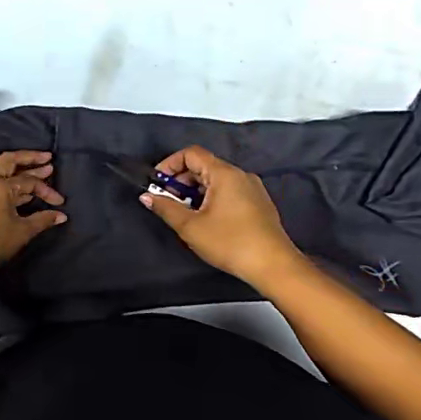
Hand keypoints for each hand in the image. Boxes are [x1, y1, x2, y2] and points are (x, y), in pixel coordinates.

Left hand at [0, 149, 67, 287]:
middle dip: (30, 159)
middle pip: (10, 161)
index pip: (28, 181)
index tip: (60, 202)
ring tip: (41, 171)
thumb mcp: (23, 231)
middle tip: (48, 158)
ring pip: (2, 170)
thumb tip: (62, 215)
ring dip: (20, 170)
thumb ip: (43, 219)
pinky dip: (10, 182)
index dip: (46, 191)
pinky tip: (24, 190)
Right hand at [141, 145, 307, 285]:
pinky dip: (211, 197)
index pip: (191, 154)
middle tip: (166, 201)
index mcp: (224, 174)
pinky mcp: (258, 203)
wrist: (273, 266)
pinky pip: (229, 190)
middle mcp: (240, 175)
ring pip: (216, 179)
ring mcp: (252, 188)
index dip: (169, 164)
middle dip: (181, 180)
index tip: (157, 183)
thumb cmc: (230, 242)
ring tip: (184, 213)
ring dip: (195, 191)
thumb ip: (165, 207)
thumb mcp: (190, 226)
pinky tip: (205, 219)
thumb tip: (147, 196)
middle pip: (204, 165)